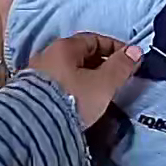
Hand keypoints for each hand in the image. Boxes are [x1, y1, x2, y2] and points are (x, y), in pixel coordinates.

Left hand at [28, 33, 142, 127]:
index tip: (128, 61)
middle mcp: (47, 55)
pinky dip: (72, 87)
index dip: (115, 48)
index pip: (94, 39)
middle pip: (80, 54)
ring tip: (99, 92)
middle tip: (116, 78)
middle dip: (101, 64)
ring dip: (85, 77)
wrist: (34, 126)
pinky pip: (58, 83)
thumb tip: (136, 51)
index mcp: (65, 47)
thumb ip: (121, 67)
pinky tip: (79, 100)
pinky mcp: (30, 92)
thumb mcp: (103, 84)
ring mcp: (35, 73)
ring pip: (68, 70)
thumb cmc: (73, 99)